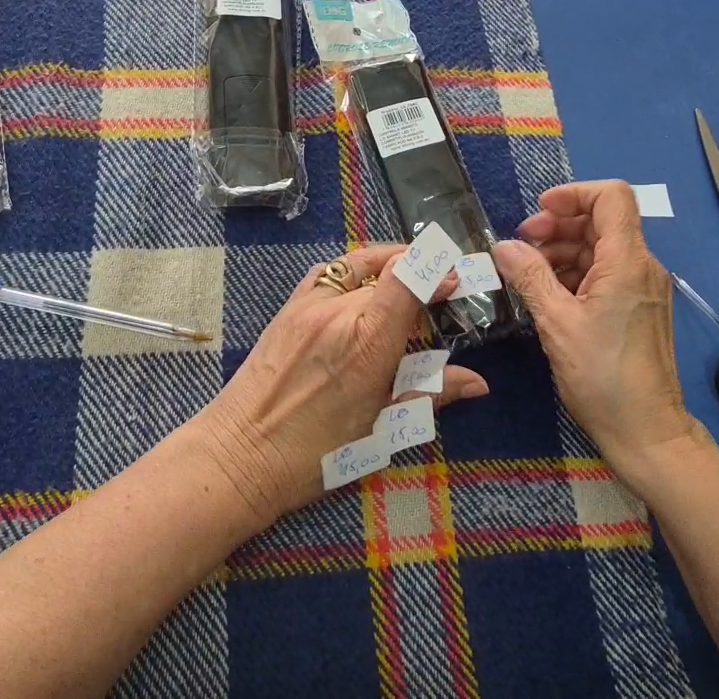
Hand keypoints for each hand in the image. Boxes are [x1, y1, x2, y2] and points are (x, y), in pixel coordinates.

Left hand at [197, 244, 490, 524]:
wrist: (239, 455)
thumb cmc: (315, 454)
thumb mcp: (382, 430)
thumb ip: (430, 394)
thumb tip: (478, 383)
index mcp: (368, 341)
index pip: (407, 277)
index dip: (436, 269)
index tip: (455, 280)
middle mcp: (338, 311)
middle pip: (388, 269)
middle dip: (419, 273)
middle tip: (439, 293)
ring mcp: (308, 304)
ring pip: (357, 264)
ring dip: (388, 264)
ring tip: (407, 281)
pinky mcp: (288, 307)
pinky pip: (328, 272)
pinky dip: (354, 271)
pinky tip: (364, 289)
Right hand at [492, 180, 697, 459]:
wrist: (647, 431)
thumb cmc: (602, 376)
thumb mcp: (557, 323)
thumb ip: (530, 277)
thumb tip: (504, 246)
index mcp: (628, 262)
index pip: (611, 197)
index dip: (573, 194)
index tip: (538, 213)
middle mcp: (642, 267)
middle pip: (602, 221)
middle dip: (558, 225)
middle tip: (521, 247)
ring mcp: (643, 288)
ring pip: (601, 248)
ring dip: (562, 251)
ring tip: (527, 274)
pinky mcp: (638, 308)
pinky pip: (606, 273)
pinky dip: (575, 273)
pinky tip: (548, 294)